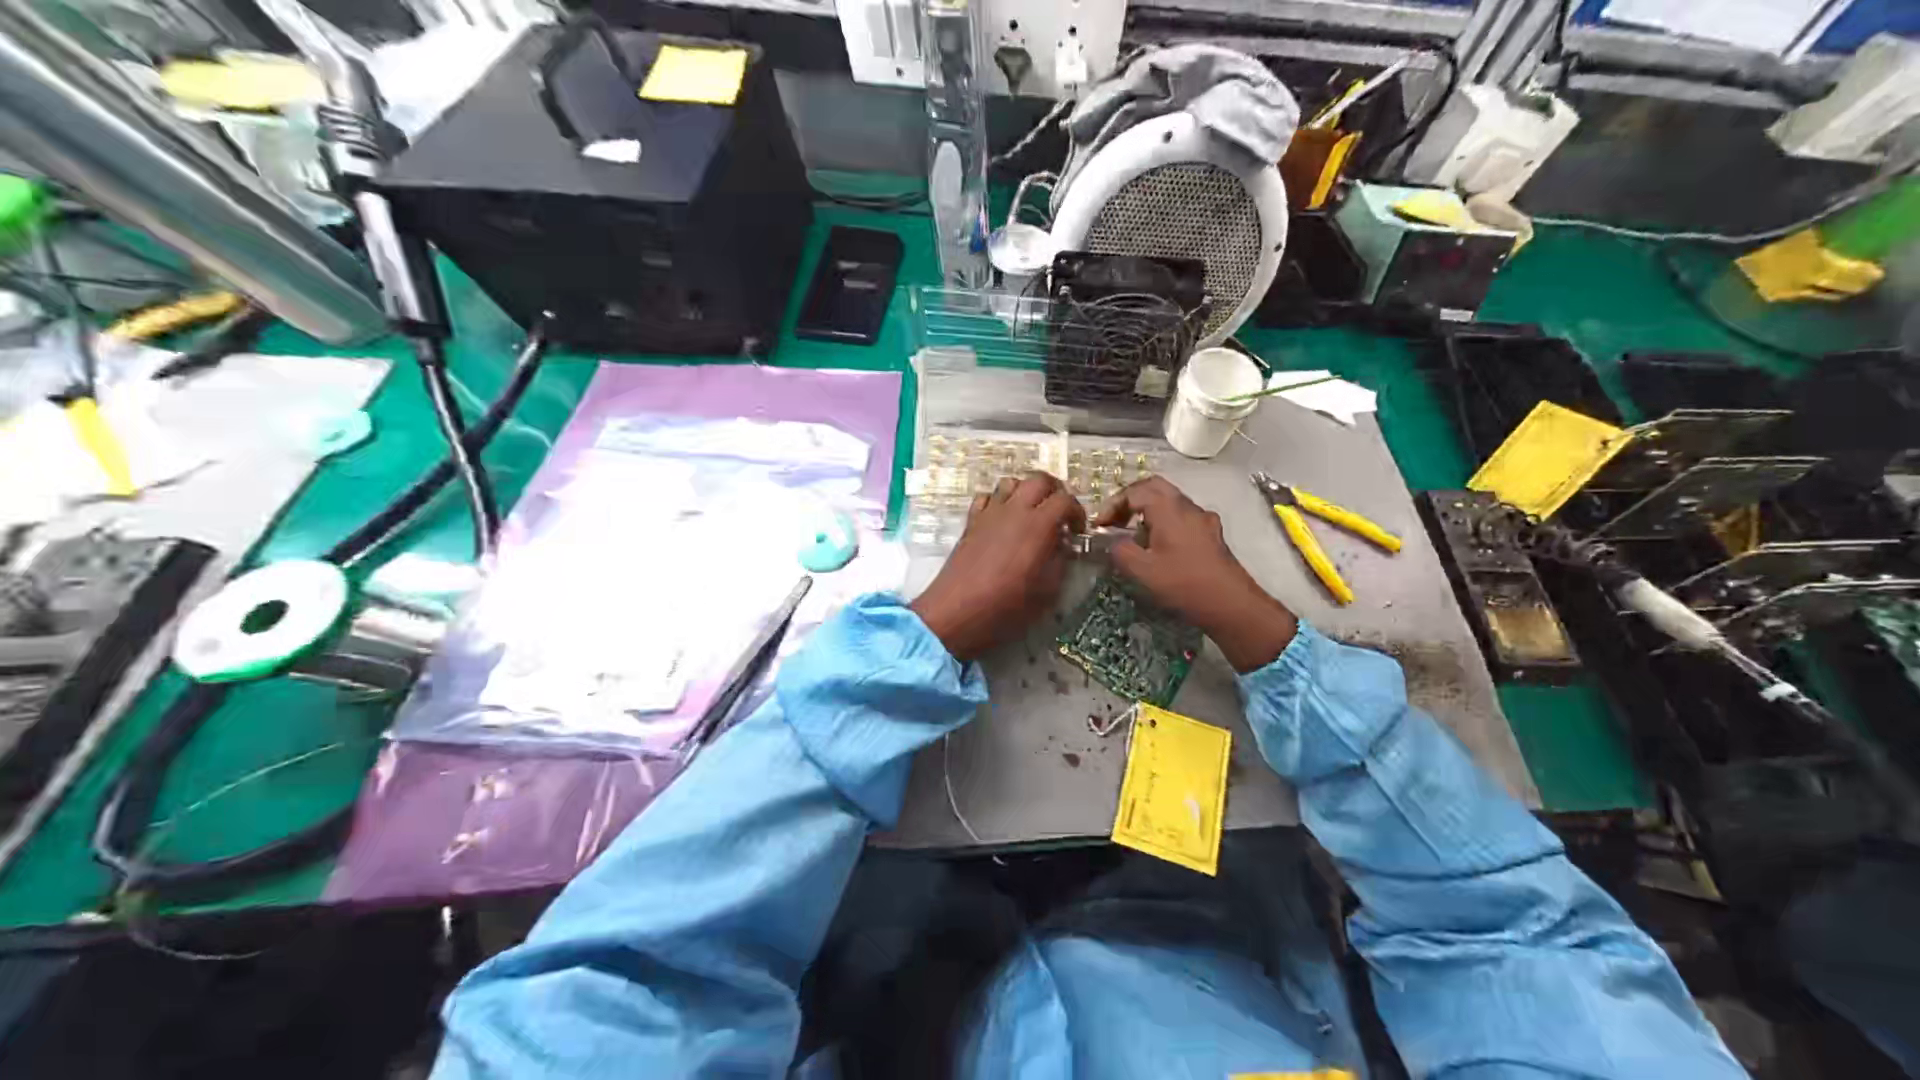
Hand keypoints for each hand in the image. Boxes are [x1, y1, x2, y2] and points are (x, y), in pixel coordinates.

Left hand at [912, 472, 1086, 661]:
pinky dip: (998, 501)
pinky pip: (986, 497)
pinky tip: (1003, 519)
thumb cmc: (1007, 606)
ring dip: (1026, 490)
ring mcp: (989, 513)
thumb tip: (1063, 546)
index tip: (1077, 531)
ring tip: (1032, 512)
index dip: (1077, 512)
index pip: (1066, 500)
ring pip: (1010, 482)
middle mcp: (1014, 510)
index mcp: (1038, 525)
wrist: (957, 611)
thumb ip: (1060, 562)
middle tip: (1059, 512)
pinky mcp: (970, 522)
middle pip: (1039, 479)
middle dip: (1055, 491)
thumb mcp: (1047, 591)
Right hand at [1094, 477, 1296, 672]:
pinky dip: (1164, 522)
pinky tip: (1160, 546)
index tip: (1100, 526)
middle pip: (1154, 487)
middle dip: (1130, 499)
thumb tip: (1114, 542)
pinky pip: (1182, 516)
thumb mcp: (1142, 571)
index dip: (1112, 505)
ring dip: (1148, 510)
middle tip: (1115, 520)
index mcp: (1168, 509)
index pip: (1134, 492)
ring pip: (1170, 501)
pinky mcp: (1212, 534)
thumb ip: (1120, 551)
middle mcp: (1187, 506)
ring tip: (1134, 535)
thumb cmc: (1183, 584)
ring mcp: (1203, 519)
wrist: (1231, 604)